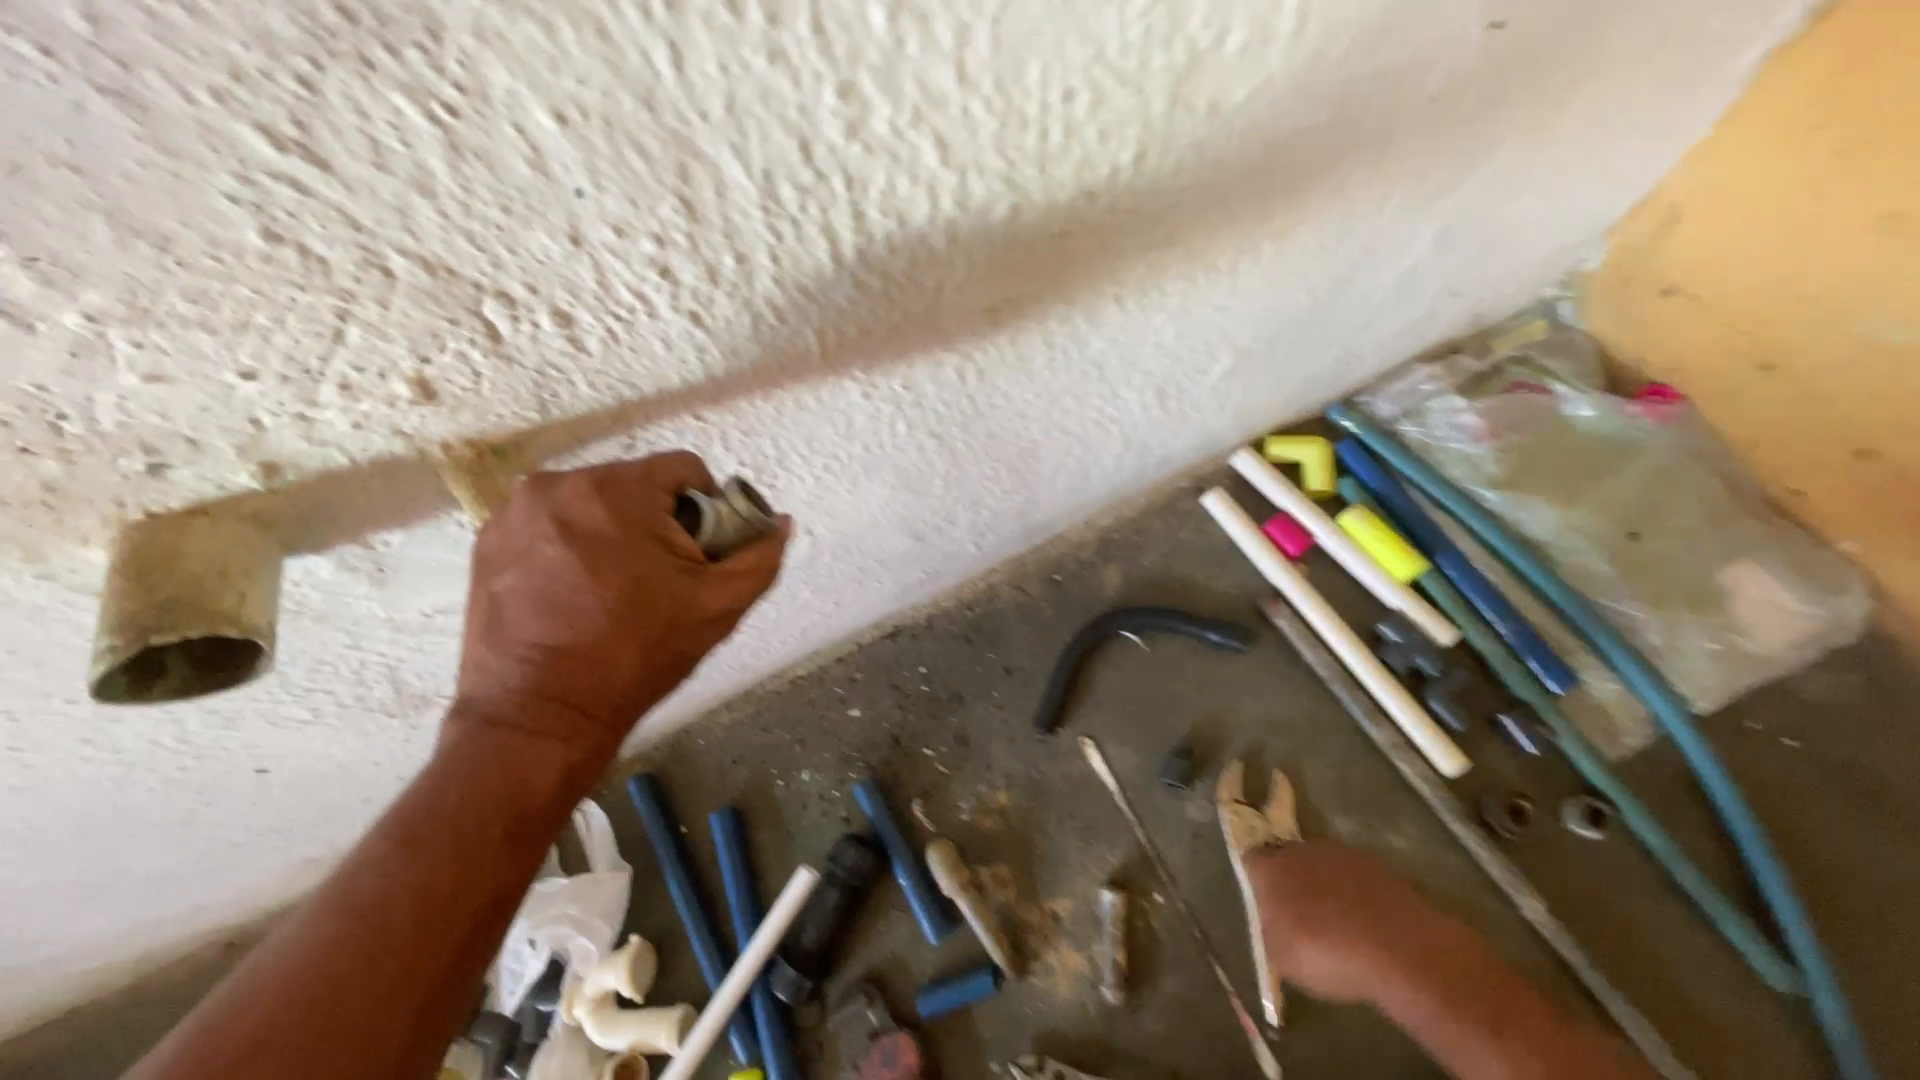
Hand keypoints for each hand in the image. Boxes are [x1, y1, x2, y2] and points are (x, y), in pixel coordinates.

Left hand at [448, 452, 788, 761]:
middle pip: (633, 485)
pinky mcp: (487, 542)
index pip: (684, 470)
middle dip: (655, 521)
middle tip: (659, 577)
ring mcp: (515, 512)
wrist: (542, 715)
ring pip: (589, 504)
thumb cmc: (638, 654)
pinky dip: (568, 547)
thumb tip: (780, 522)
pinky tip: (572, 594)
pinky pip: (549, 526)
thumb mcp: (718, 607)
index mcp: (618, 489)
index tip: (700, 552)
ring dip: (610, 531)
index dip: (706, 508)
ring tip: (613, 588)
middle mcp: (559, 484)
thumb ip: (759, 557)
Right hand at [1245, 841, 1458, 1004]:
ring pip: (1327, 866)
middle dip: (1294, 881)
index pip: (1252, 862)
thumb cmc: (1326, 954)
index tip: (1265, 905)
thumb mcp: (1280, 955)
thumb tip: (1274, 918)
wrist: (1399, 949)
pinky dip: (1359, 895)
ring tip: (1340, 922)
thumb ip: (1271, 927)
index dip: (1257, 881)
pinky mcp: (1381, 866)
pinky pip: (1359, 879)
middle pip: (1291, 859)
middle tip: (1302, 915)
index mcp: (1271, 869)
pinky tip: (1369, 924)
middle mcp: (1303, 851)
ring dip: (1329, 886)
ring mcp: (1345, 854)